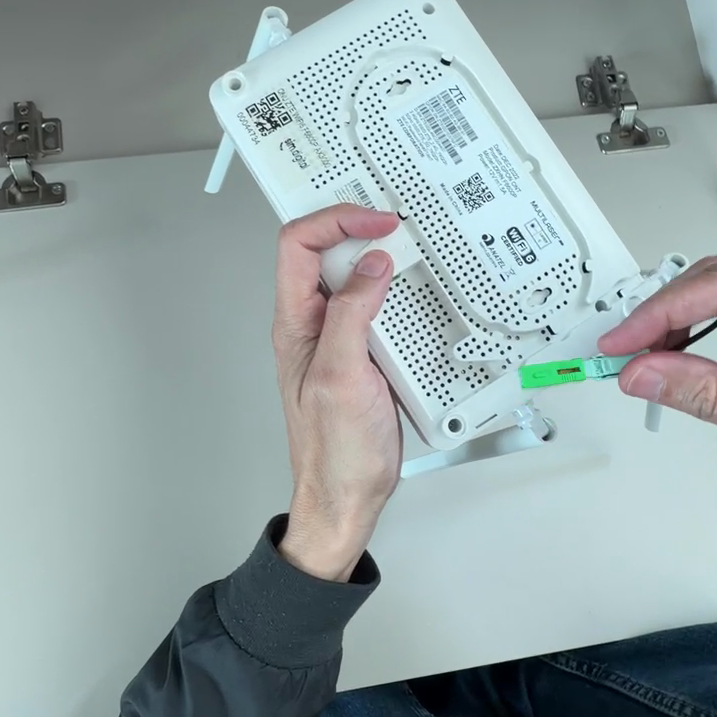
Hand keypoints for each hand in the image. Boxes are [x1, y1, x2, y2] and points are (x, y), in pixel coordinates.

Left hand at [271, 205, 403, 580]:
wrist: (349, 495)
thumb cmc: (333, 451)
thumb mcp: (340, 377)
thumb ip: (352, 315)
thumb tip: (372, 266)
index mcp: (296, 323)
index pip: (300, 247)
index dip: (335, 222)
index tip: (377, 221)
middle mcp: (315, 323)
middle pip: (327, 253)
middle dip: (361, 230)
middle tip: (399, 223)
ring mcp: (343, 337)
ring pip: (358, 279)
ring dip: (385, 262)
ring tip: (414, 250)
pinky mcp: (369, 352)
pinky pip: (382, 310)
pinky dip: (402, 296)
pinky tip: (420, 296)